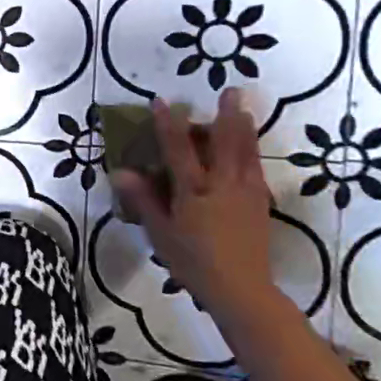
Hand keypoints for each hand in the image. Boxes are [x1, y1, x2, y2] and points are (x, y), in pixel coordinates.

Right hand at [111, 88, 276, 320]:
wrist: (241, 290)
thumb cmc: (193, 262)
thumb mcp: (160, 233)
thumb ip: (143, 199)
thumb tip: (120, 171)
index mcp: (194, 190)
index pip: (179, 149)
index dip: (169, 124)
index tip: (161, 101)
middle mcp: (222, 185)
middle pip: (225, 143)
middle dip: (225, 115)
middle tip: (231, 90)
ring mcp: (246, 194)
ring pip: (246, 154)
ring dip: (245, 129)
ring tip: (245, 110)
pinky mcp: (260, 206)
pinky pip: (256, 172)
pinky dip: (253, 155)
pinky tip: (253, 152)